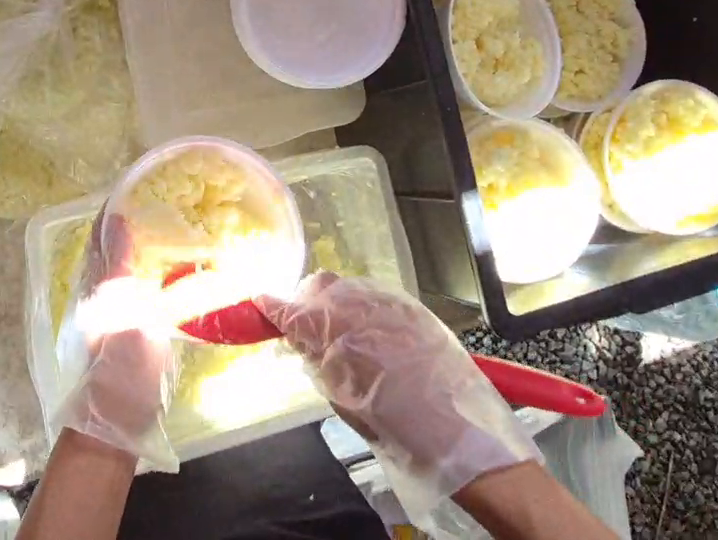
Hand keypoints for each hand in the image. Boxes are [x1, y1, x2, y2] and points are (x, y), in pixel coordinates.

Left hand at [51, 212, 176, 469]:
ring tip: (177, 220)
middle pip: (114, 244)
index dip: (115, 204)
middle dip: (134, 216)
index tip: (141, 179)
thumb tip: (117, 218)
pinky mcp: (131, 327)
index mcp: (97, 284)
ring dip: (147, 239)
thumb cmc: (117, 369)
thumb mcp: (122, 314)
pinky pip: (143, 285)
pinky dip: (157, 265)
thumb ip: (120, 269)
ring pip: (129, 263)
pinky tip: (177, 265)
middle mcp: (102, 291)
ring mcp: (116, 310)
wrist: (114, 424)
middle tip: (168, 195)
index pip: (102, 232)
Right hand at [255, 273, 539, 514]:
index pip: (294, 310)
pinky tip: (368, 337)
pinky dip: (362, 310)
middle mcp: (363, 307)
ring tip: (339, 337)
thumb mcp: (343, 399)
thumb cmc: (396, 426)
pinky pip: (374, 297)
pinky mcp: (413, 307)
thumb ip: (317, 360)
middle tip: (303, 331)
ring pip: (348, 288)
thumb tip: (299, 337)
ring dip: (334, 305)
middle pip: (320, 286)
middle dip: (306, 302)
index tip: (259, 306)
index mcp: (340, 334)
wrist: (459, 431)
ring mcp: (390, 302)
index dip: (273, 308)